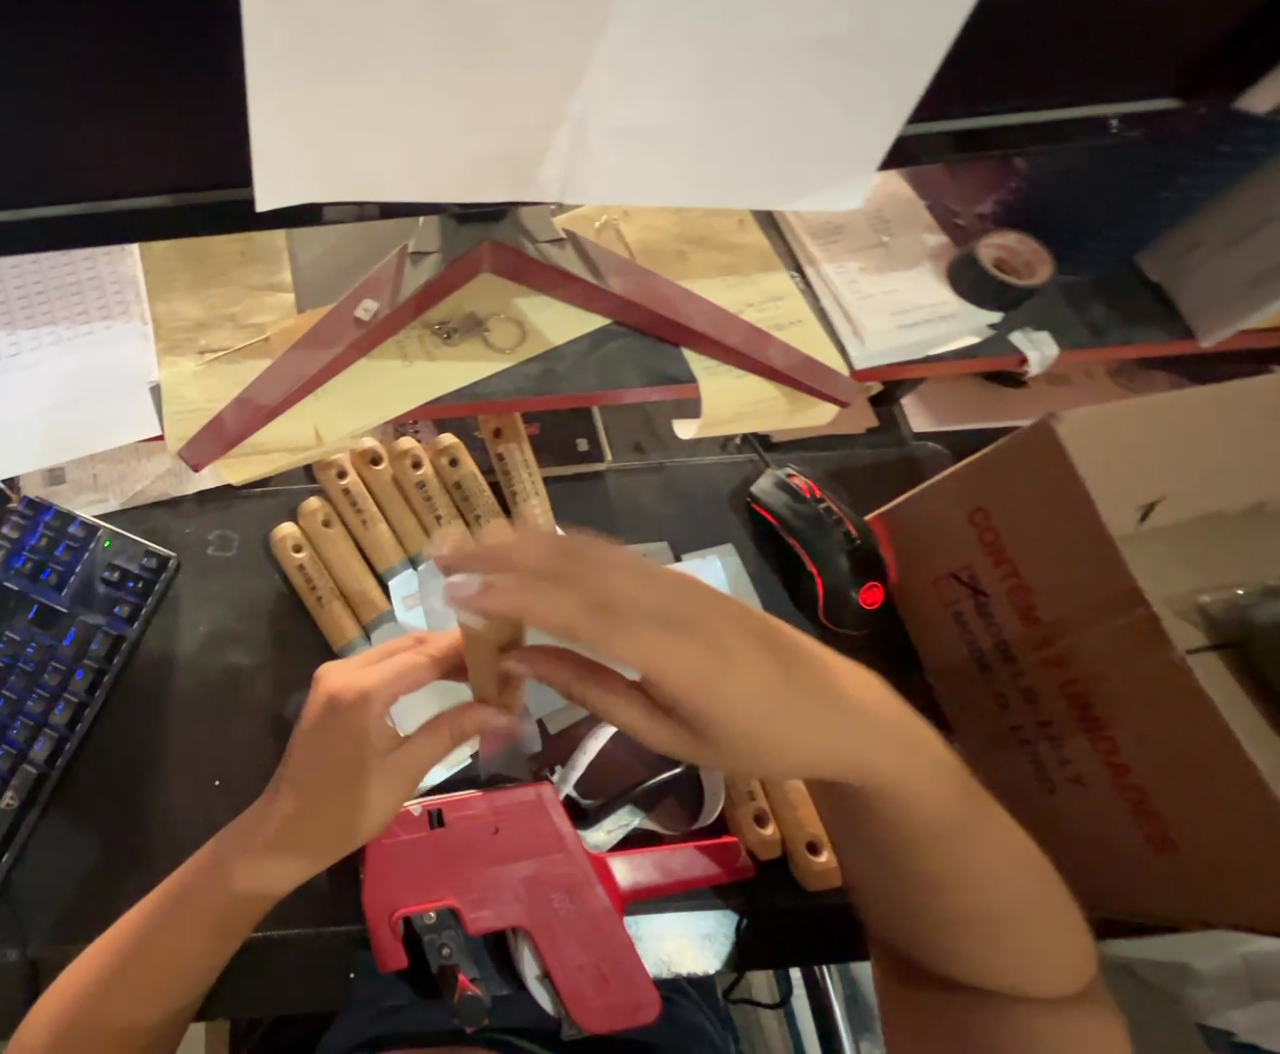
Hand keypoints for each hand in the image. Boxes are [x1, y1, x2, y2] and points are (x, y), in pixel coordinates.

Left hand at [233, 630, 512, 894]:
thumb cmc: (345, 811)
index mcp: (361, 690)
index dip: (469, 649)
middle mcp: (343, 669)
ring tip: (481, 669)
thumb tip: (503, 710)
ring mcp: (333, 675)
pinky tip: (441, 677)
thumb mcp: (404, 772)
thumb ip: (450, 730)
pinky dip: (411, 666)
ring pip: (395, 651)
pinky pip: (378, 664)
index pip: (426, 655)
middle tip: (501, 659)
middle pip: (410, 645)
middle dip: (455, 648)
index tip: (509, 648)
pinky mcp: (330, 686)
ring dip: (434, 656)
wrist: (285, 831)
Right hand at [433, 529, 937, 786]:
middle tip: (440, 551)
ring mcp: (672, 580)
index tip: (453, 590)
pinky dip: (559, 542)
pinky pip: (608, 552)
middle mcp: (663, 599)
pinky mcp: (677, 576)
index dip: (508, 596)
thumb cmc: (755, 740)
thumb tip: (520, 660)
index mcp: (664, 649)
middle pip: (569, 566)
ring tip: (469, 539)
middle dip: (499, 556)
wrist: (840, 709)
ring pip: (585, 549)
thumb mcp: (671, 736)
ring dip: (522, 541)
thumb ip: (591, 691)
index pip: (570, 610)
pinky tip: (529, 541)